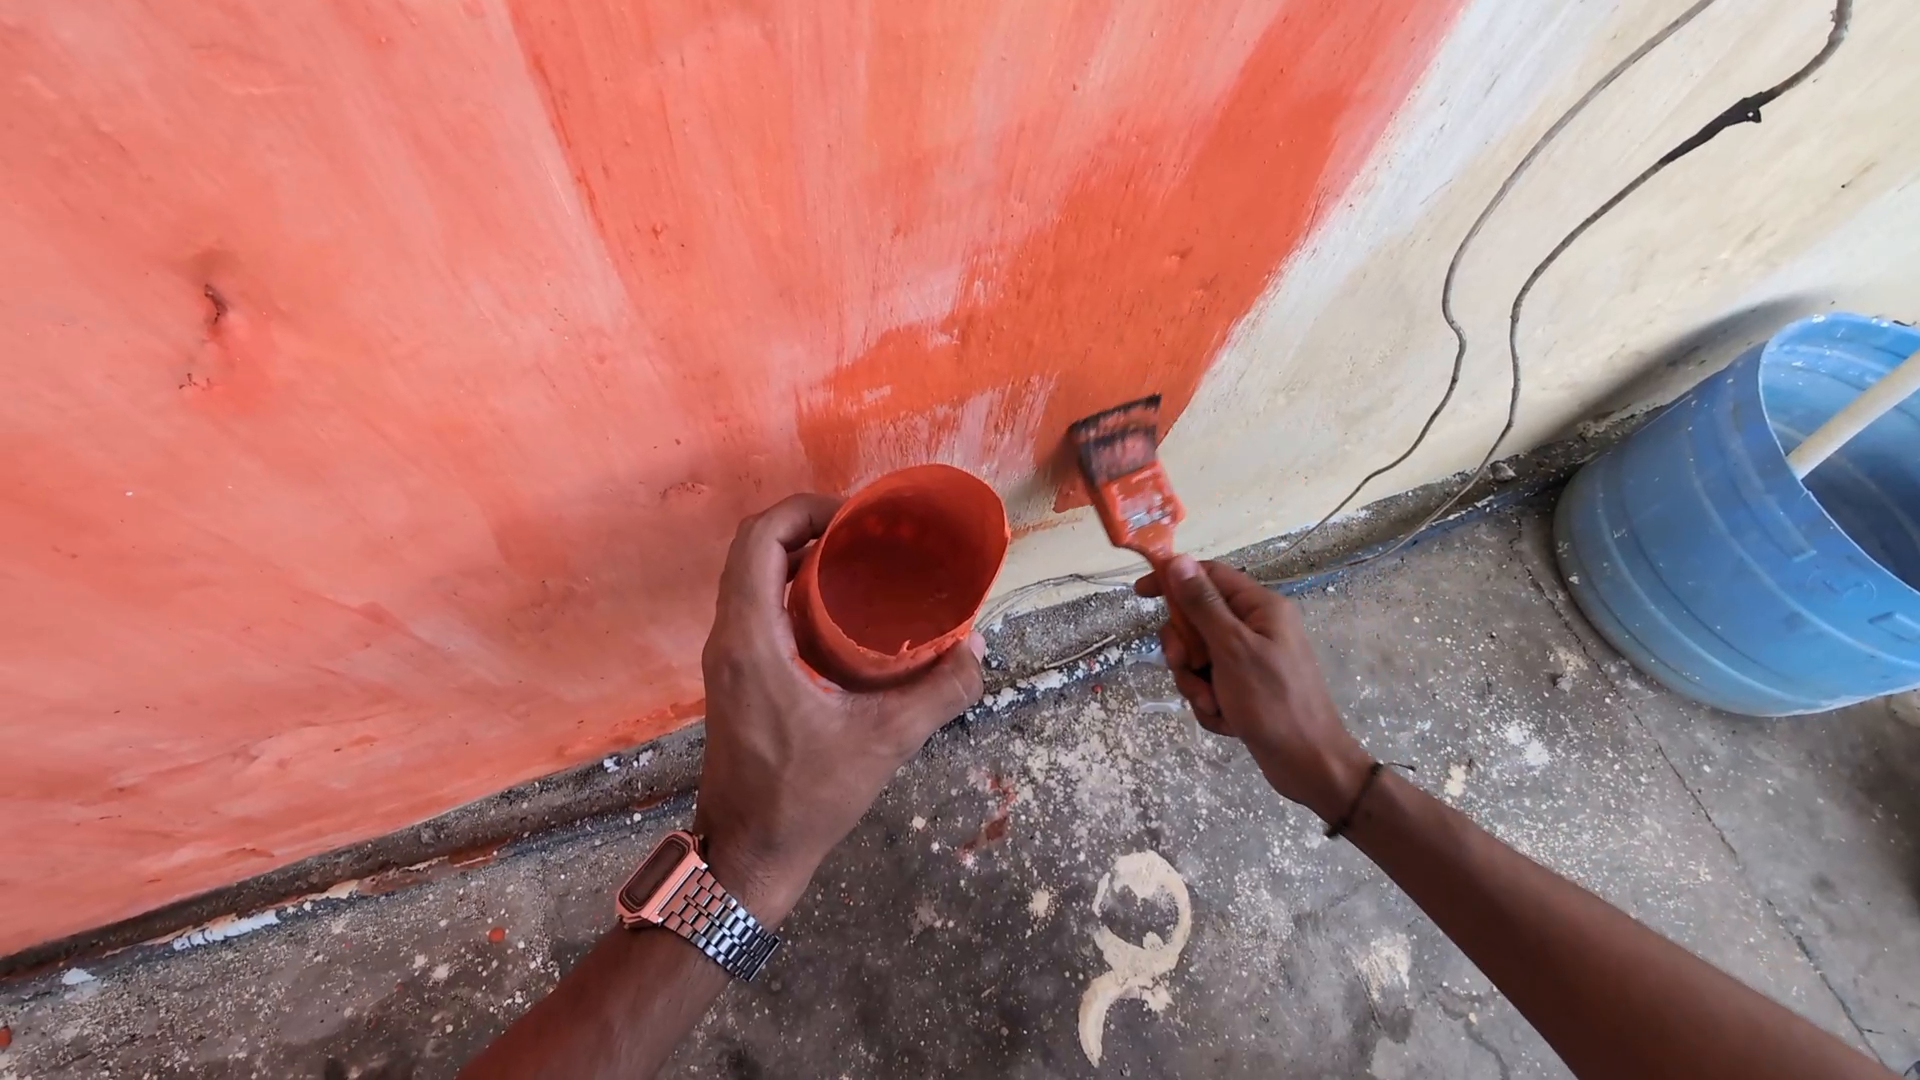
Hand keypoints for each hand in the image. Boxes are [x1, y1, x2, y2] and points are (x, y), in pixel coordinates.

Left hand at [692, 493, 986, 923]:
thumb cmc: (806, 798)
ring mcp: (728, 656)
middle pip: (754, 548)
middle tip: (867, 534)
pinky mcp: (737, 674)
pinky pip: (758, 604)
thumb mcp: (886, 742)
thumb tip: (978, 649)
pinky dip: (792, 587)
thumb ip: (940, 692)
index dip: (804, 509)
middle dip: (808, 525)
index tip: (857, 517)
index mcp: (752, 640)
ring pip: (753, 576)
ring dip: (799, 554)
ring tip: (860, 560)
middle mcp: (730, 637)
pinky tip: (841, 608)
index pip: (758, 539)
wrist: (747, 856)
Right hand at [1137, 556, 1370, 821]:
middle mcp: (1254, 628)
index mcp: (1259, 608)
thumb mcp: (1232, 648)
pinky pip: (1208, 684)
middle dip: (1185, 651)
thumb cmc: (1273, 701)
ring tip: (1214, 704)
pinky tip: (1227, 720)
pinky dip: (1209, 703)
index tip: (1141, 593)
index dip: (1173, 580)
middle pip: (1195, 621)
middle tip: (1190, 666)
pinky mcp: (1244, 687)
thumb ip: (1203, 604)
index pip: (1208, 576)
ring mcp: (1249, 659)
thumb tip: (1179, 560)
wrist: (1308, 764)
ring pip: (1196, 657)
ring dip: (1195, 683)